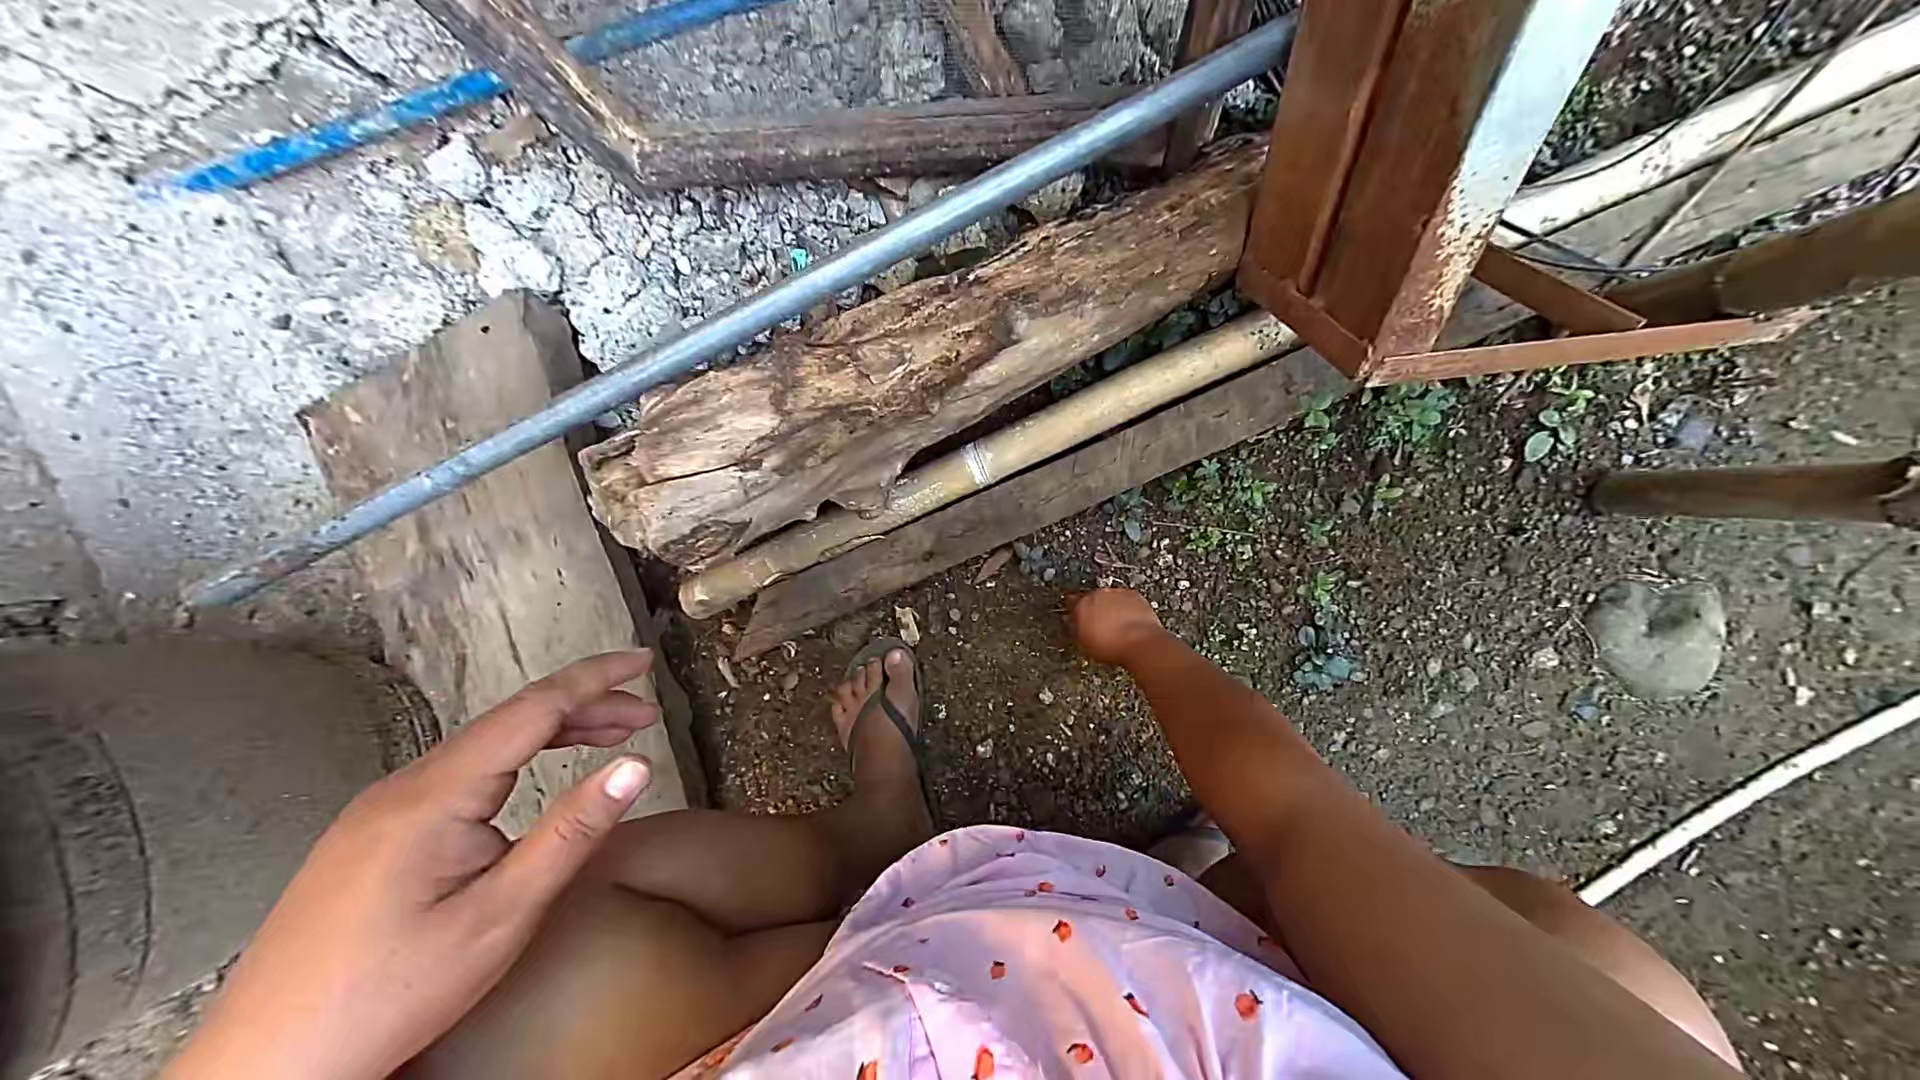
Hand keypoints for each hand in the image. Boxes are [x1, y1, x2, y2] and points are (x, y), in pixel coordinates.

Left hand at [165, 651, 662, 1079]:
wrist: (262, 1072)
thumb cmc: (392, 993)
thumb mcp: (503, 913)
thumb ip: (574, 830)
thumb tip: (638, 765)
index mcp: (436, 794)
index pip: (534, 707)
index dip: (596, 677)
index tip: (642, 659)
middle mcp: (404, 784)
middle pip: (511, 719)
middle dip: (586, 706)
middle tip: (644, 715)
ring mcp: (381, 808)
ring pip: (486, 744)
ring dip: (554, 732)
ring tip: (611, 736)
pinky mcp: (374, 833)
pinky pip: (461, 771)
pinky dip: (517, 759)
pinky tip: (537, 774)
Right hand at [1065, 587, 1167, 665]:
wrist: (1140, 643)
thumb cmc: (1113, 646)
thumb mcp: (1084, 644)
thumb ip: (1076, 629)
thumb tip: (1074, 625)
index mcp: (1081, 606)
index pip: (1072, 602)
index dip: (1075, 611)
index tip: (1078, 617)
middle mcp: (1097, 595)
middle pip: (1092, 599)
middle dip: (1095, 609)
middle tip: (1100, 625)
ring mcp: (1116, 594)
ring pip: (1110, 598)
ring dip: (1112, 607)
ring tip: (1117, 625)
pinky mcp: (1133, 595)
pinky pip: (1127, 599)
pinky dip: (1127, 607)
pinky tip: (1129, 621)